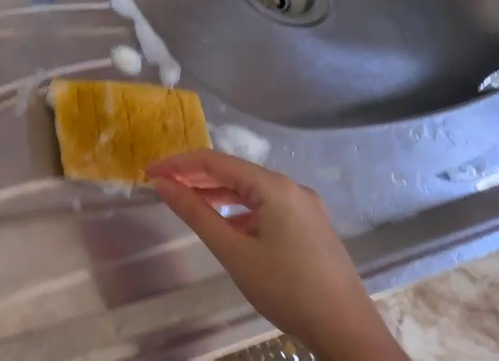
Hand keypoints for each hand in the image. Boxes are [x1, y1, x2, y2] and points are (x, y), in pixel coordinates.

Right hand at [148, 150, 407, 360]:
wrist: (350, 335)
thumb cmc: (288, 289)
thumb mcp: (233, 251)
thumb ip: (195, 212)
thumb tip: (161, 184)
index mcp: (274, 187)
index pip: (214, 162)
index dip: (177, 164)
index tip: (148, 172)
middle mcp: (292, 189)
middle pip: (233, 172)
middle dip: (195, 177)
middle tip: (161, 186)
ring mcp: (306, 208)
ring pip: (250, 190)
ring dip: (216, 194)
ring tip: (187, 204)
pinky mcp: (311, 227)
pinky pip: (266, 206)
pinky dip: (239, 210)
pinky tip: (226, 227)